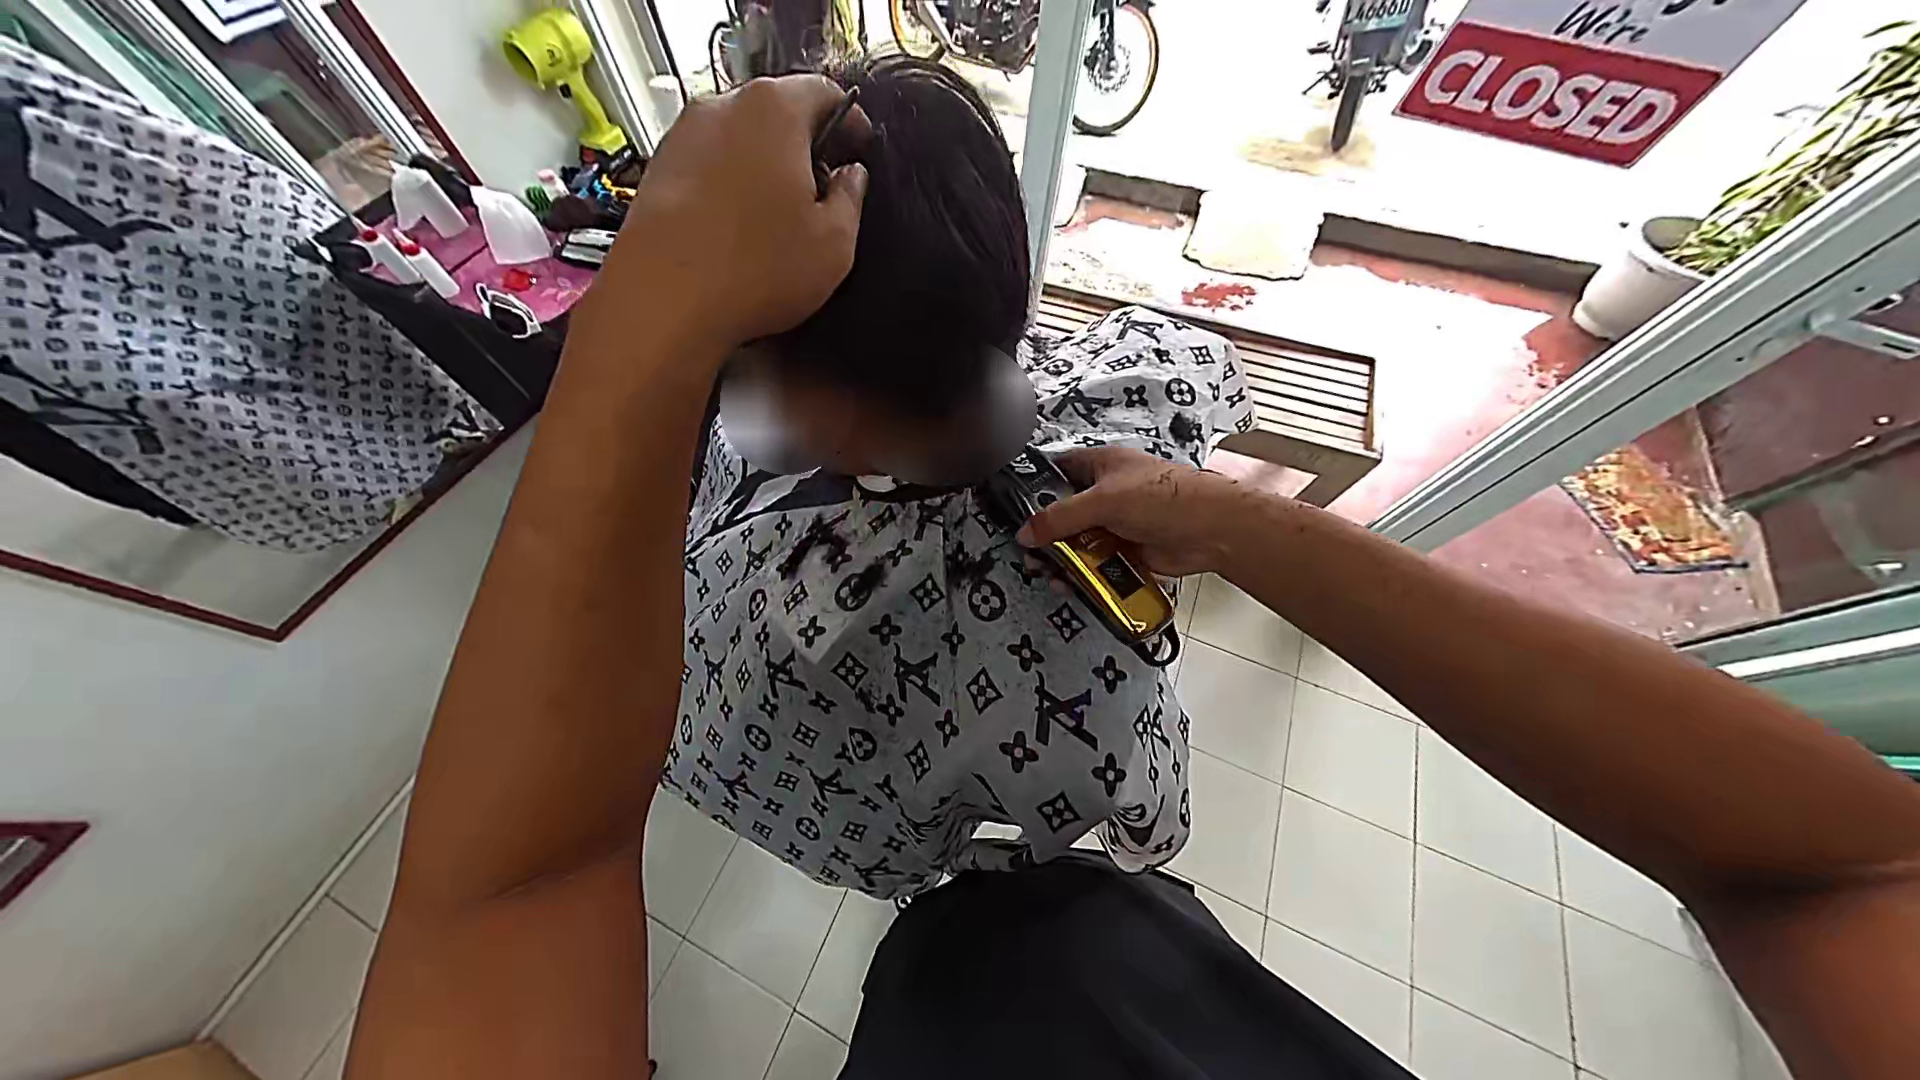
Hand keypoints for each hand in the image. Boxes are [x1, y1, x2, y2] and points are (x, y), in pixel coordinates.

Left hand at [584, 75, 872, 360]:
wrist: (667, 299)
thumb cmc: (756, 270)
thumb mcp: (834, 244)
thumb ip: (851, 199)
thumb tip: (851, 178)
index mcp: (774, 111)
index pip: (824, 92)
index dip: (850, 121)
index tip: (860, 148)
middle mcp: (723, 107)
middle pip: (778, 112)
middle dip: (806, 146)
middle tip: (826, 191)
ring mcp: (684, 135)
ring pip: (742, 139)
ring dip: (767, 168)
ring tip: (783, 220)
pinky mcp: (661, 169)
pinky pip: (712, 167)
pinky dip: (734, 187)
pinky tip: (744, 231)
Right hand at [1017, 446, 1272, 576]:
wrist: (1212, 531)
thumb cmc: (1166, 498)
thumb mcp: (1103, 501)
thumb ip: (1059, 517)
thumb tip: (1025, 533)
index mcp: (1101, 465)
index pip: (1058, 470)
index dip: (1036, 485)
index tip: (1015, 509)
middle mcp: (1107, 493)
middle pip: (1063, 513)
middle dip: (1046, 534)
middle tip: (1031, 552)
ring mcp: (1117, 523)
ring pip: (1078, 542)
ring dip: (1062, 559)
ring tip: (1048, 573)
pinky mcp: (1126, 550)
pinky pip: (1095, 563)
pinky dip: (1083, 574)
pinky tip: (1071, 584)